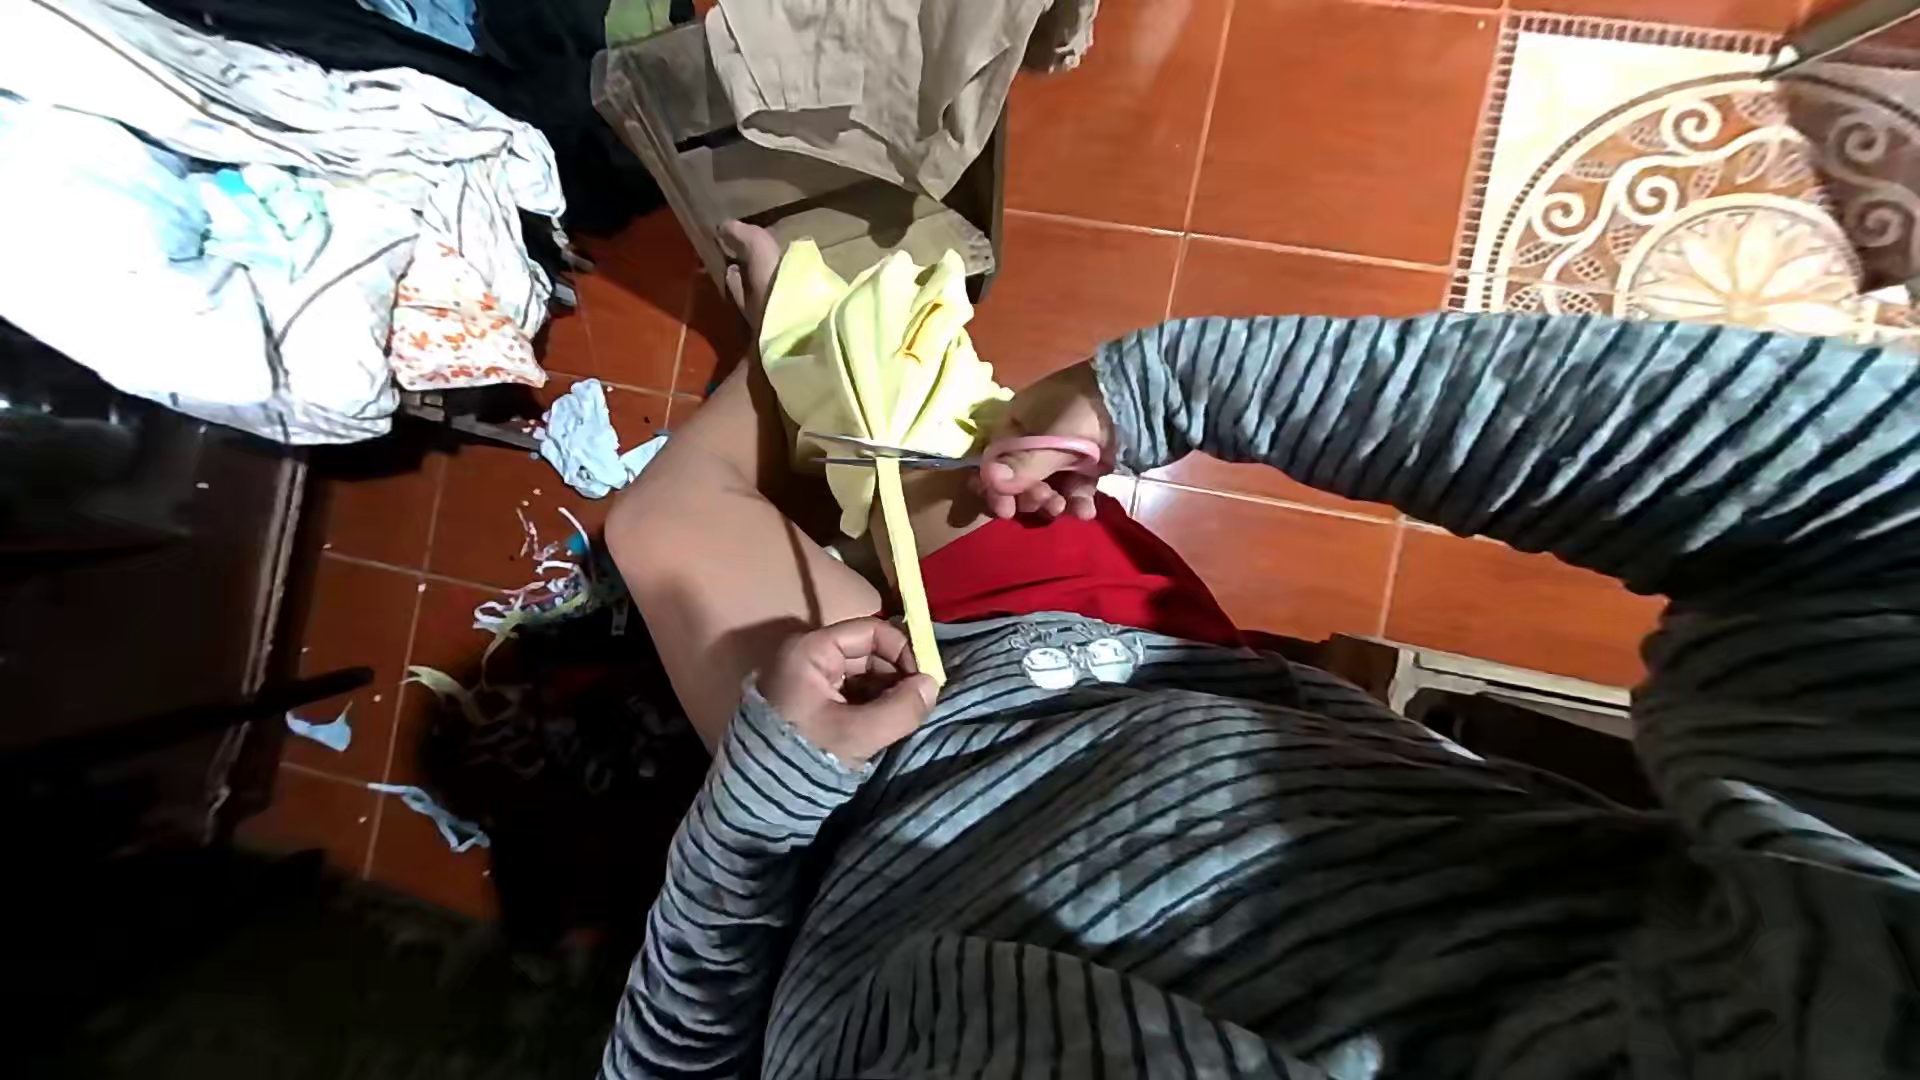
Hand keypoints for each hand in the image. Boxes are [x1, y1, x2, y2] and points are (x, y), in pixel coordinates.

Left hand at [758, 617, 938, 765]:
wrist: (758, 801)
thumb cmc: (805, 756)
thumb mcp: (857, 734)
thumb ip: (900, 708)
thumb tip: (933, 685)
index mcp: (811, 651)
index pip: (870, 631)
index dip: (902, 649)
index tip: (924, 678)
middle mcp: (808, 656)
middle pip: (867, 650)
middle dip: (897, 672)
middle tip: (919, 699)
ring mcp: (808, 679)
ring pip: (862, 672)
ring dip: (887, 689)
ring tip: (905, 713)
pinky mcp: (811, 701)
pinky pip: (852, 690)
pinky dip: (873, 701)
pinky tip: (887, 720)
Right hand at [975, 361, 1114, 520]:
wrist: (1139, 394)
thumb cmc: (1083, 410)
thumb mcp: (1051, 438)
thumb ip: (1022, 464)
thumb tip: (988, 481)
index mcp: (1016, 423)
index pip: (996, 462)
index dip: (997, 489)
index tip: (1005, 511)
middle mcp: (1036, 438)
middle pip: (1022, 478)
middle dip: (1031, 497)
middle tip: (1046, 502)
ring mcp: (1064, 451)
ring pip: (1050, 486)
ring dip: (1054, 503)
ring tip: (1066, 509)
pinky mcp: (1089, 462)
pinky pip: (1076, 486)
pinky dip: (1078, 501)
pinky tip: (1085, 512)